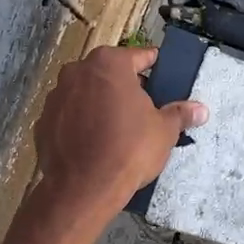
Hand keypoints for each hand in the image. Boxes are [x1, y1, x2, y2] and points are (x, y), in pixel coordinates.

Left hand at [33, 46, 207, 216]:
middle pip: (108, 72)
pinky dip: (81, 123)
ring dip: (100, 103)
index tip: (162, 76)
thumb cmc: (130, 149)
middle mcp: (78, 72)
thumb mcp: (164, 131)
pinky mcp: (42, 121)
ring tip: (117, 127)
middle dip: (124, 85)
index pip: (138, 56)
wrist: (83, 188)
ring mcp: (56, 96)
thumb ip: (180, 114)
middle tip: (143, 107)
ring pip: (85, 92)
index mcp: (110, 64)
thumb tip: (201, 109)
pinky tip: (94, 142)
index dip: (153, 66)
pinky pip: (68, 115)